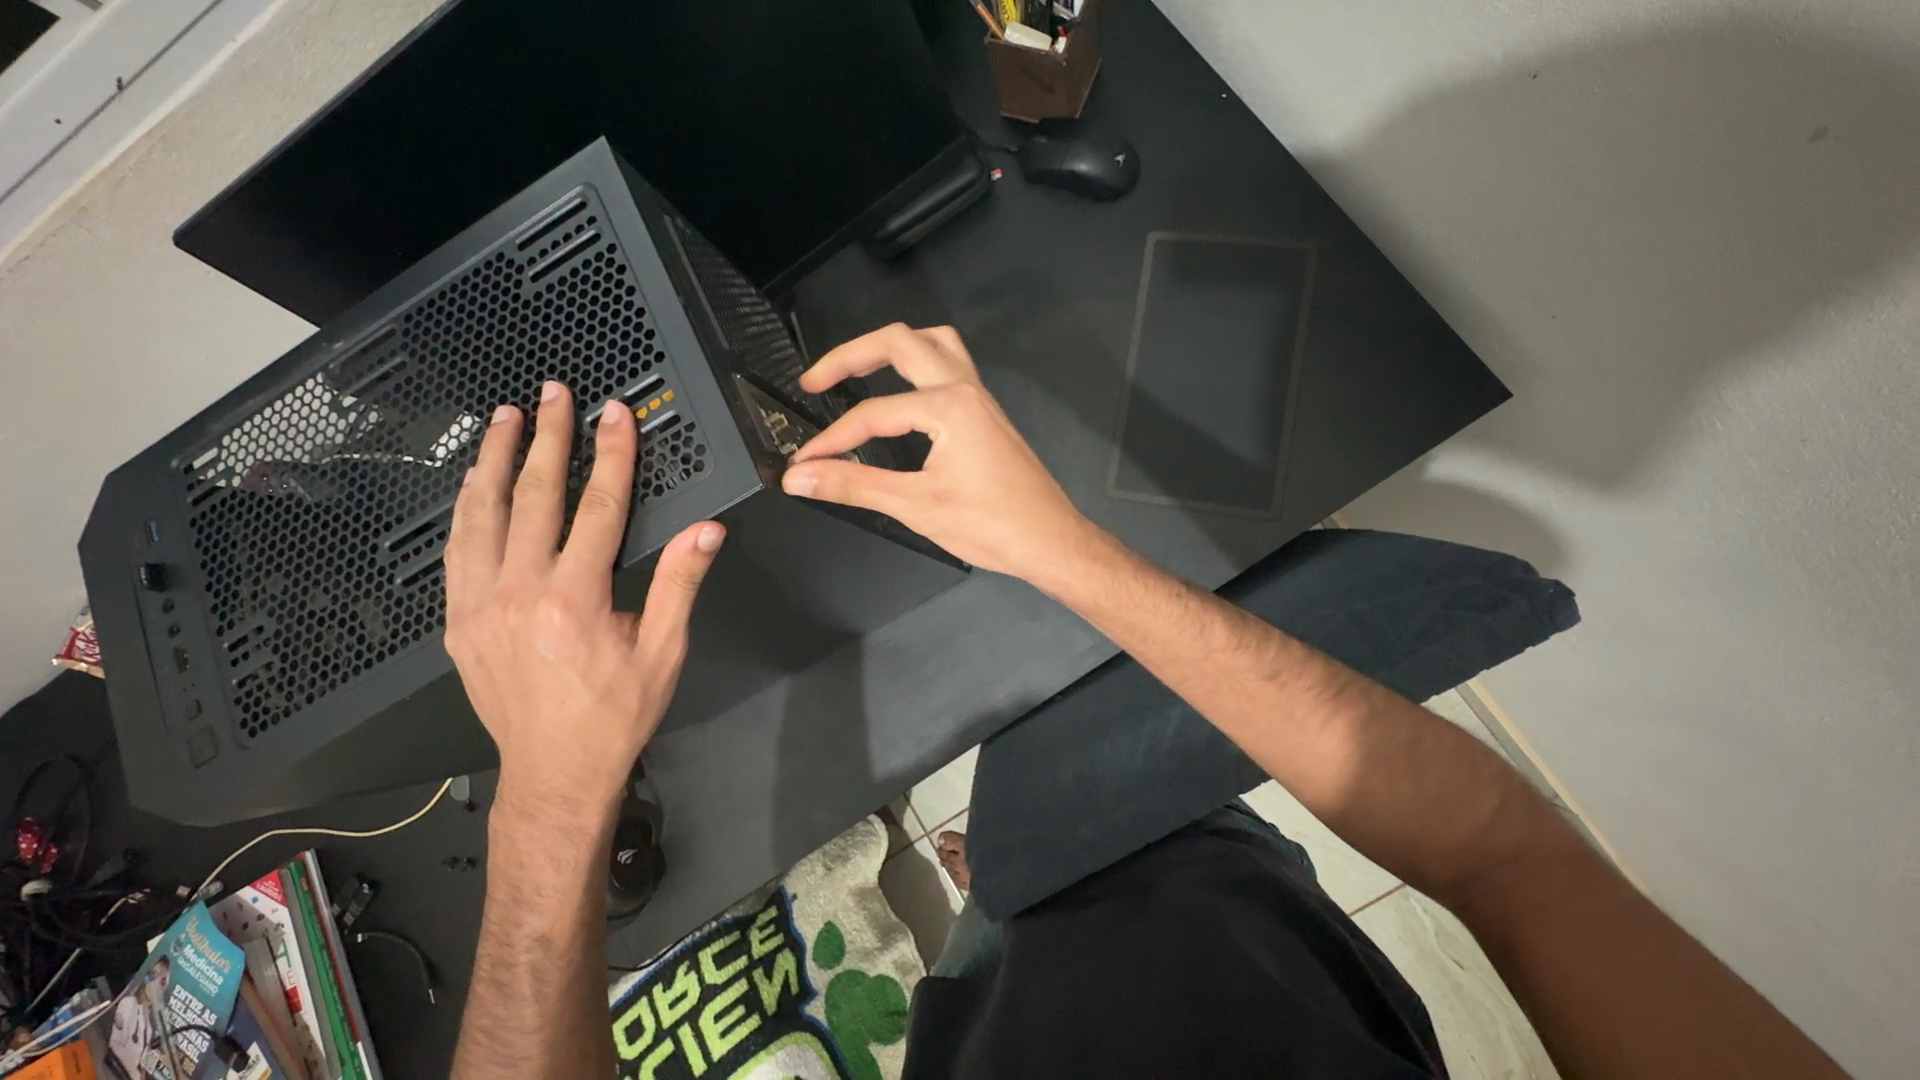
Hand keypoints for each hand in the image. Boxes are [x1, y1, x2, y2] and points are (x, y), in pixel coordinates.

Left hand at [445, 381, 724, 819]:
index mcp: (575, 598)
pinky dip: (465, 508)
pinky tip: (472, 486)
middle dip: (545, 438)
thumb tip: (706, 530)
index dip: (611, 455)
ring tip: (502, 419)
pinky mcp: (457, 622)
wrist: (554, 772)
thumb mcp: (664, 652)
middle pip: (533, 497)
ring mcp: (478, 606)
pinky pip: (456, 550)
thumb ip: (680, 583)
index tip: (614, 415)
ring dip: (492, 461)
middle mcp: (519, 593)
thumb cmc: (615, 714)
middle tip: (552, 395)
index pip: (597, 507)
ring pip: (480, 515)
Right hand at [780, 324, 1098, 583]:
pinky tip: (902, 394)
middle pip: (900, 342)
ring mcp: (980, 397)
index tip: (803, 461)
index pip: (873, 414)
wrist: (1051, 540)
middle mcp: (965, 388)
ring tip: (858, 370)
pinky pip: (950, 366)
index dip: (832, 438)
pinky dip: (918, 365)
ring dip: (893, 347)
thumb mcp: (916, 506)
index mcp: (948, 406)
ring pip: (934, 344)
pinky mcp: (987, 413)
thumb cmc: (990, 526)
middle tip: (814, 381)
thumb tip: (798, 476)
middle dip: (851, 355)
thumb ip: (854, 485)